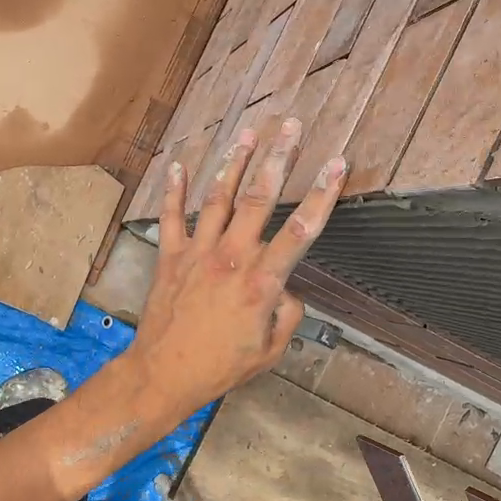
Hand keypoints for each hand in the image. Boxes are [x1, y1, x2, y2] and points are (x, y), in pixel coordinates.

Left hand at [125, 118, 346, 420]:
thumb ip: (287, 316)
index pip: (300, 231)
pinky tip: (178, 164)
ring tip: (248, 133)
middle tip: (291, 125)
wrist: (163, 374)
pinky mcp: (170, 257)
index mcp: (261, 283)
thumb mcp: (269, 351)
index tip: (337, 163)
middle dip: (278, 158)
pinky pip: (172, 217)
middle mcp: (231, 259)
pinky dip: (175, 190)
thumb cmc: (219, 368)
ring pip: (219, 198)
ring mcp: (197, 254)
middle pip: (260, 199)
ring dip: (234, 162)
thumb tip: (288, 290)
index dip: (322, 195)